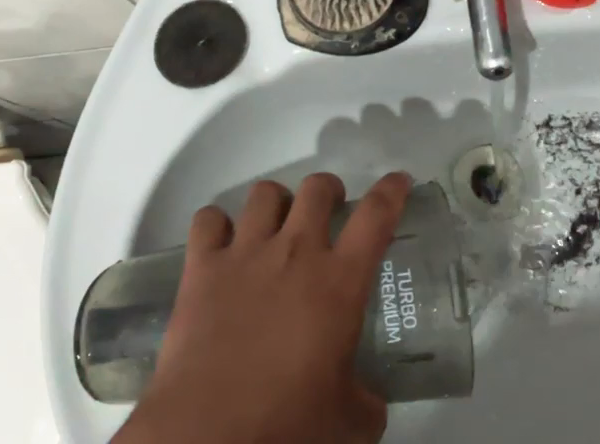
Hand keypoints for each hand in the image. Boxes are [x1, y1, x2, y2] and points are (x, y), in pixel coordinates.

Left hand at [116, 171, 412, 443]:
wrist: (209, 432)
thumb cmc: (288, 423)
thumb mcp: (348, 421)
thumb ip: (367, 400)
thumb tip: (370, 402)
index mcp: (339, 282)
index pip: (375, 215)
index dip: (391, 191)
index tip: (398, 182)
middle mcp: (295, 252)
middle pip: (316, 189)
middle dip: (328, 191)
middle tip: (330, 211)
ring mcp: (245, 253)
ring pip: (264, 194)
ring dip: (276, 203)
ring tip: (276, 225)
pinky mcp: (201, 267)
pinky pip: (208, 219)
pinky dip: (217, 224)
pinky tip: (222, 244)